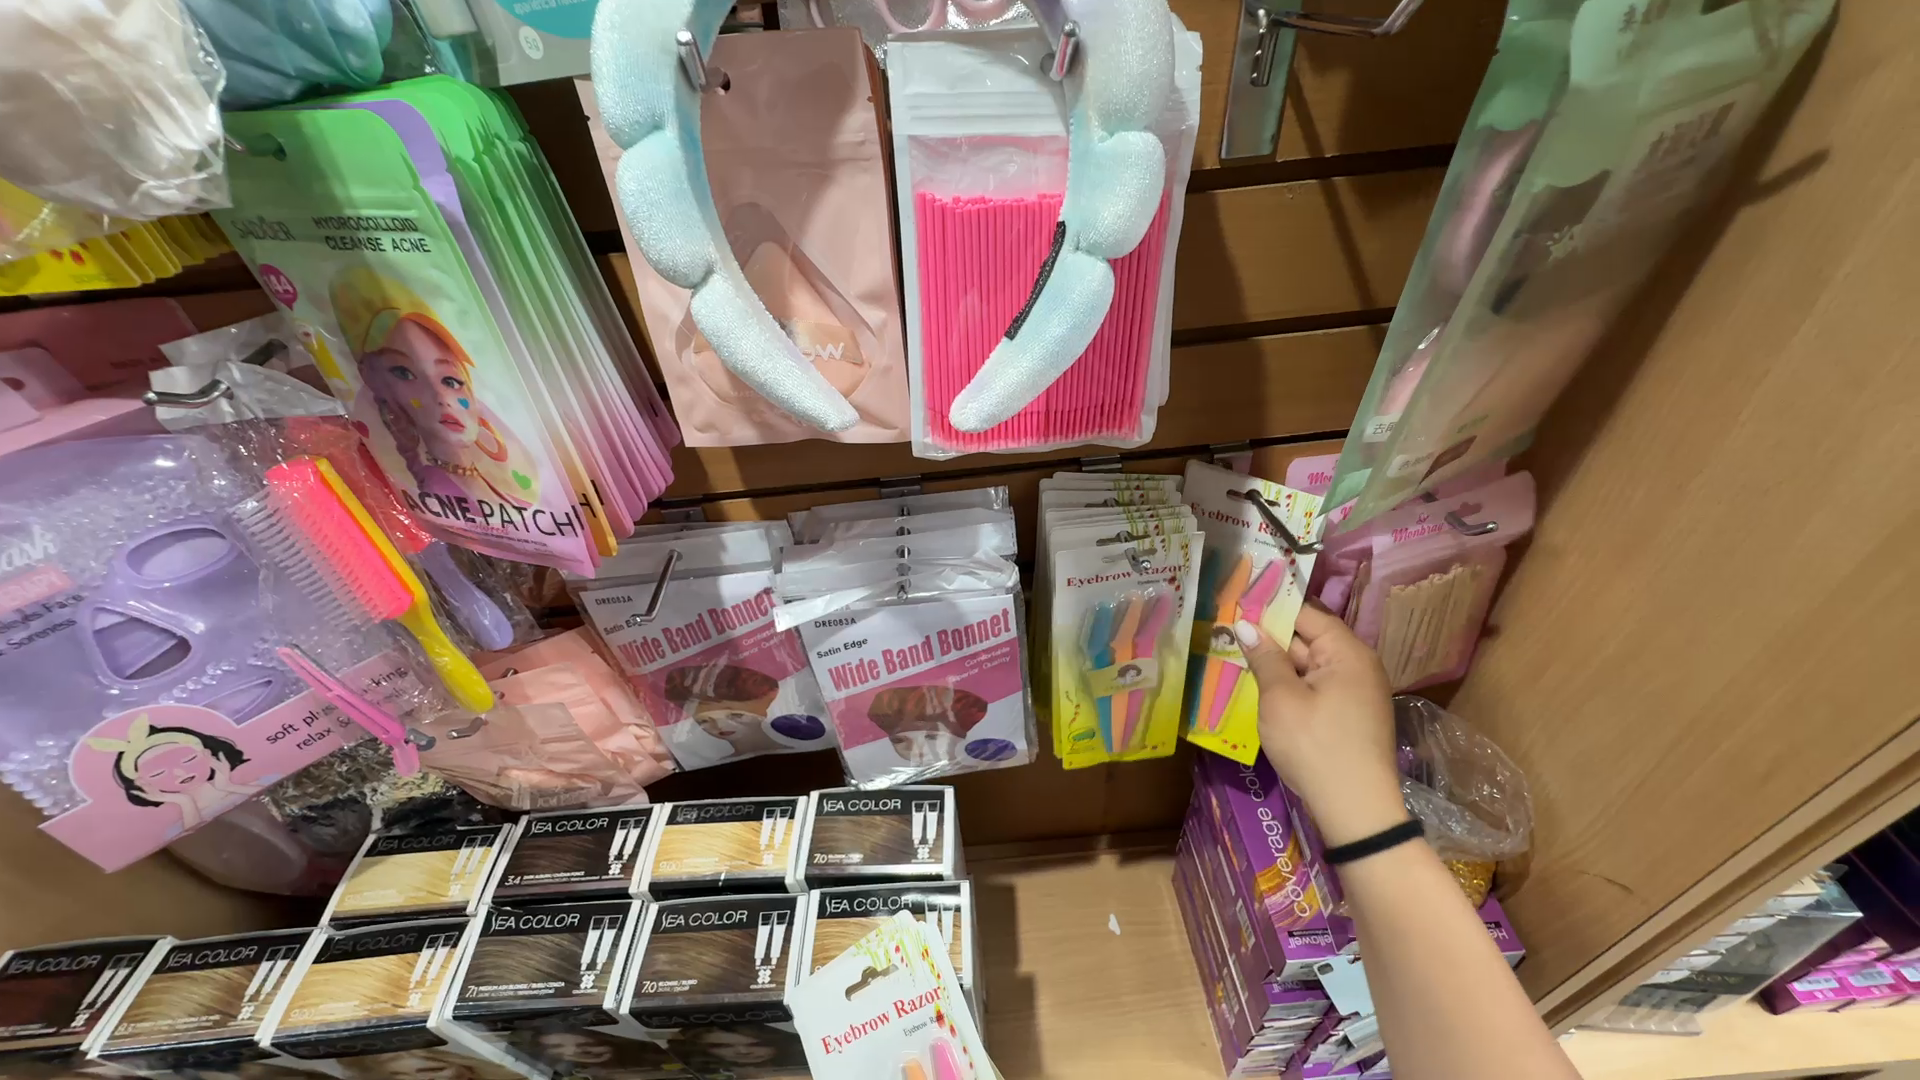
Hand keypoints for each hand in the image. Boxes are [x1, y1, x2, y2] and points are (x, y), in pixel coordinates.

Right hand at [1235, 604, 1406, 845]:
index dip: (1270, 610)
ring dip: (1277, 665)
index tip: (1235, 608)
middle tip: (1227, 635)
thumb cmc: (1314, 745)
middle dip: (1270, 639)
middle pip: (1309, 639)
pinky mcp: (1350, 715)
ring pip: (1310, 666)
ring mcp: (1356, 693)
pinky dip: (1290, 686)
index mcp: (1347, 653)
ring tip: (1237, 661)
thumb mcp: (1281, 699)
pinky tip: (1262, 691)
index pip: (1306, 615)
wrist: (1356, 810)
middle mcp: (1358, 666)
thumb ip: (1264, 658)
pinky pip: (1316, 688)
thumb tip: (1246, 625)